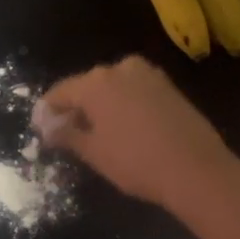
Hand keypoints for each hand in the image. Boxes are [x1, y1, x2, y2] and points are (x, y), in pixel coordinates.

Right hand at [34, 55, 239, 209]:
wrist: (197, 170)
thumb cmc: (136, 162)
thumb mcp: (94, 153)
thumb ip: (66, 134)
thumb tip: (46, 126)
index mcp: (95, 82)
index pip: (60, 92)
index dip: (48, 111)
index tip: (42, 129)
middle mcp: (119, 68)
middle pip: (86, 85)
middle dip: (76, 107)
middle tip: (69, 133)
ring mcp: (147, 74)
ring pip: (112, 86)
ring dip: (102, 104)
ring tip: (99, 132)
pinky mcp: (167, 85)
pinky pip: (134, 90)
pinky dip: (124, 104)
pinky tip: (127, 127)